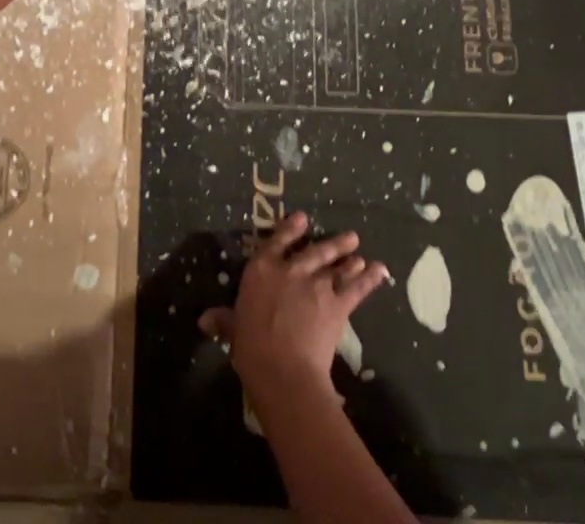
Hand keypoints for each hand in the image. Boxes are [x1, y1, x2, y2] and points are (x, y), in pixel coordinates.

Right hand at [200, 212, 389, 393]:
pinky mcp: (338, 305)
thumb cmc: (250, 345)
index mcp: (261, 271)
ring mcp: (317, 285)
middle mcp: (291, 271)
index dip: (289, 229)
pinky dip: (370, 280)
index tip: (302, 218)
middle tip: (349, 236)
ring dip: (350, 260)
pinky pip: (357, 289)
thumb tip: (203, 320)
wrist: (282, 366)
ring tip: (360, 254)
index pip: (276, 242)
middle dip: (333, 244)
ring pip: (337, 267)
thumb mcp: (232, 328)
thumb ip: (223, 320)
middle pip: (315, 251)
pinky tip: (380, 271)